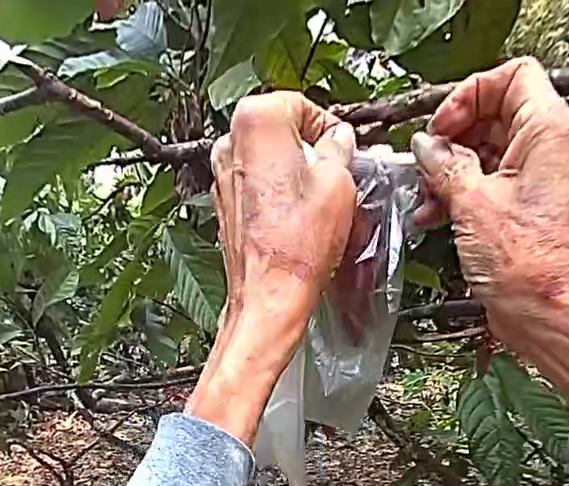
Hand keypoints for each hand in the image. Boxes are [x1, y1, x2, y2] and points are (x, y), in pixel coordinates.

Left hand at [185, 93, 356, 445]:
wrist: (270, 298)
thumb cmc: (297, 248)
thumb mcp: (339, 182)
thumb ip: (339, 148)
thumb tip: (338, 141)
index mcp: (256, 121)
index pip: (302, 104)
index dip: (329, 129)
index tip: (344, 150)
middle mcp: (230, 145)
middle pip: (283, 134)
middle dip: (312, 155)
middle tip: (337, 181)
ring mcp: (223, 179)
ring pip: (271, 165)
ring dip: (296, 180)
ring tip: (320, 209)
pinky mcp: (226, 210)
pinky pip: (259, 193)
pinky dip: (279, 203)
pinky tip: (299, 225)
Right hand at [411, 58, 568, 404]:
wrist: (547, 312)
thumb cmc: (529, 264)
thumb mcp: (473, 203)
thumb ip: (444, 166)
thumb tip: (425, 148)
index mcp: (545, 131)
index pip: (508, 79)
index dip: (468, 97)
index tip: (440, 129)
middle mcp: (543, 152)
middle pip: (490, 118)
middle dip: (451, 142)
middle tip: (426, 166)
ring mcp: (530, 185)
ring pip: (481, 157)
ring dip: (447, 174)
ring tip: (424, 197)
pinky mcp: (517, 216)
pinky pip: (482, 190)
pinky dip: (456, 198)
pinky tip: (432, 216)